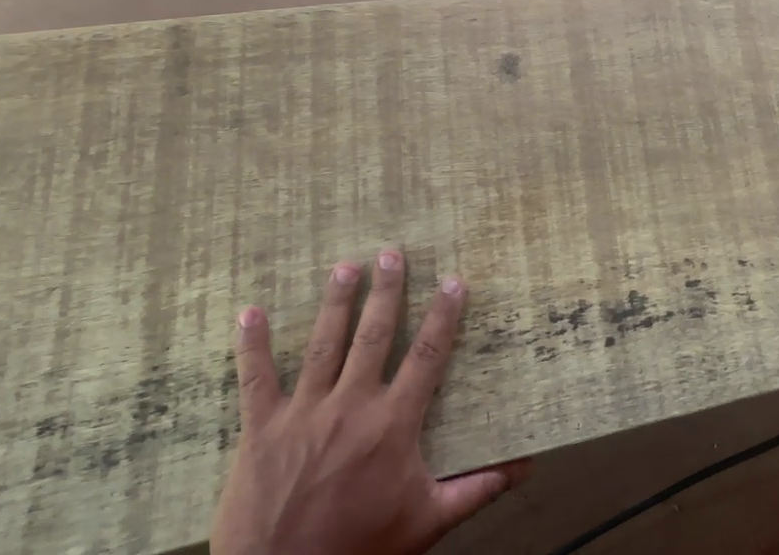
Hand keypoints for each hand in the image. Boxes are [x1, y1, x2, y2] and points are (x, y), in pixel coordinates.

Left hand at [211, 250, 529, 554]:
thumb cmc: (361, 549)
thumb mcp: (429, 520)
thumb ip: (478, 488)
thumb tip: (529, 465)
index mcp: (394, 423)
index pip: (428, 355)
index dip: (443, 315)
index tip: (453, 280)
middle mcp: (352, 405)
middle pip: (373, 335)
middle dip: (385, 291)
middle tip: (391, 252)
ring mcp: (303, 414)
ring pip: (322, 345)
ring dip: (334, 303)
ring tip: (344, 266)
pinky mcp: (261, 431)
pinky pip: (256, 381)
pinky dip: (252, 346)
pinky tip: (249, 313)